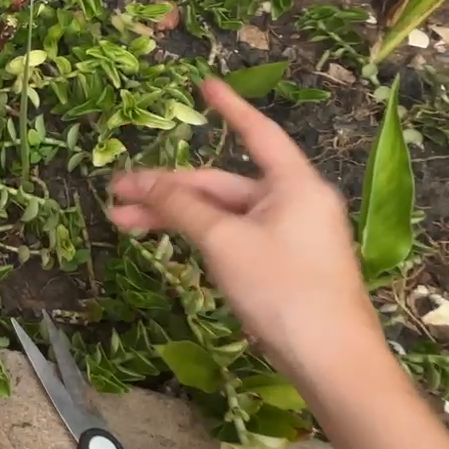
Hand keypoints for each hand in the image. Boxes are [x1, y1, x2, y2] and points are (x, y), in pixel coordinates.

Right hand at [110, 78, 381, 384]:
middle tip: (116, 191)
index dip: (230, 108)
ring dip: (168, 213)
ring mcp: (282, 234)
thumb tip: (138, 180)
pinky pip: (223, 233)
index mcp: (293, 187)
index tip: (205, 84)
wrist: (332, 363)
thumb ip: (178, 205)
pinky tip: (156, 238)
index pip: (258, 133)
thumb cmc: (284, 289)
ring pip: (214, 210)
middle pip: (218, 181)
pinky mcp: (273, 262)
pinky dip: (189, 232)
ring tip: (121, 221)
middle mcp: (290, 203)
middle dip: (164, 187)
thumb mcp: (222, 240)